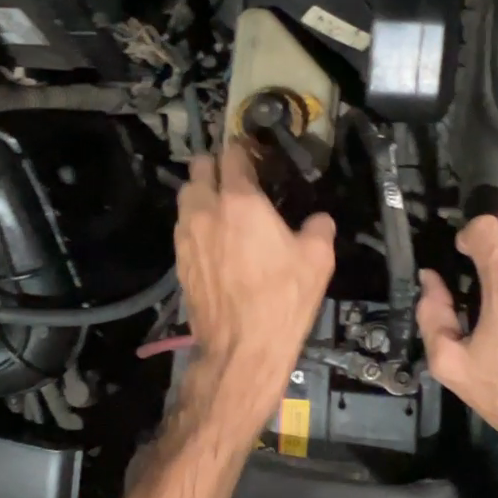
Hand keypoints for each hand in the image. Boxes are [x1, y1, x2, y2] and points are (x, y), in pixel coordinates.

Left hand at [173, 141, 335, 441]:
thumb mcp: (317, 260)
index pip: (233, 155)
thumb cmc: (282, 300)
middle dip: (217, 165)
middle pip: (200, 167)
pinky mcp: (179, 260)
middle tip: (238, 177)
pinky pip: (183, 225)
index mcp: (241, 201)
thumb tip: (318, 220)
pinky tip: (215, 237)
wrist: (241, 348)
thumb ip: (319, 228)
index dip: (244, 149)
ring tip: (223, 205)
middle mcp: (206, 210)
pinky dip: (196, 220)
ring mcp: (187, 235)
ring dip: (202, 191)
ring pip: (186, 194)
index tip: (256, 154)